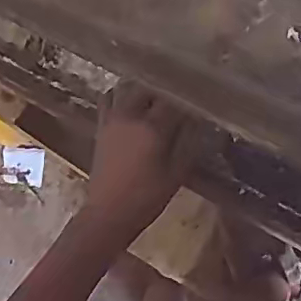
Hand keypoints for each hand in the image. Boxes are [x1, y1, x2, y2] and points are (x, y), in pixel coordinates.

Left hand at [75, 82, 195, 245]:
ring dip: (140, 89)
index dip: (188, 97)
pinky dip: (119, 97)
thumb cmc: (146, 197)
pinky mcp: (100, 127)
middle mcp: (130, 115)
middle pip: (148, 86)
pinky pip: (108, 101)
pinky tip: (131, 107)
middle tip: (176, 99)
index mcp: (152, 127)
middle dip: (163, 90)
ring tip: (153, 99)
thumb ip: (188, 142)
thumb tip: (197, 121)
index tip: (200, 97)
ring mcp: (111, 119)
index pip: (174, 99)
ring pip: (125, 88)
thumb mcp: (176, 173)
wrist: (108, 213)